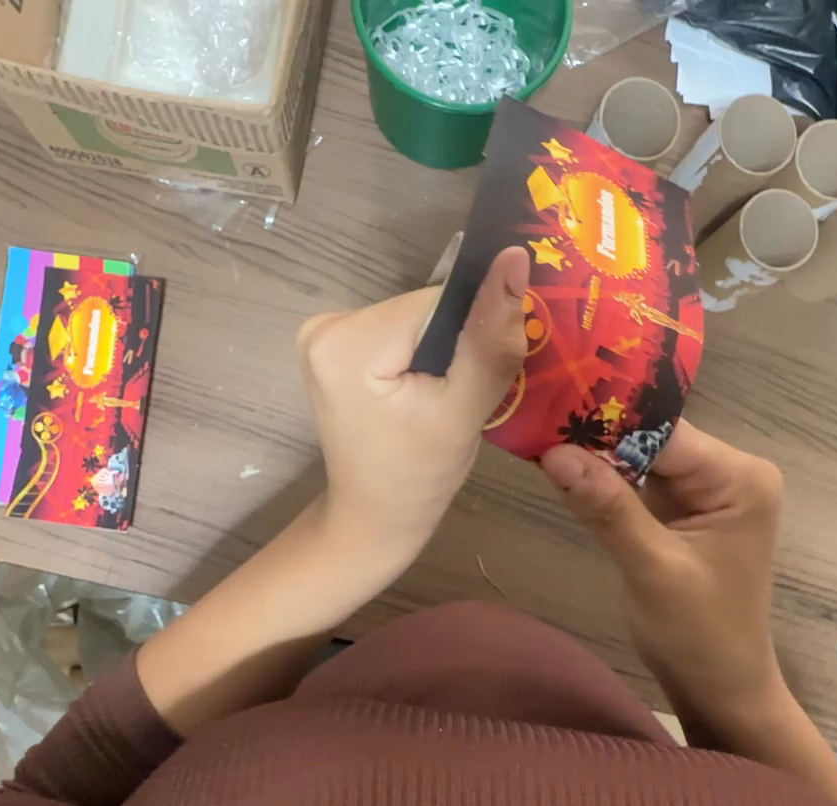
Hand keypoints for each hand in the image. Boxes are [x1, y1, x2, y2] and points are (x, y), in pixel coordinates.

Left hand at [297, 247, 528, 554]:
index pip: (438, 303)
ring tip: (436, 401)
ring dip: (436, 353)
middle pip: (423, 309)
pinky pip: (396, 331)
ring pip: (414, 318)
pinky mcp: (331, 345)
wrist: (373, 517)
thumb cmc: (418, 477)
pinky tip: (416, 395)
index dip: (469, 336)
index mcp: (347, 341)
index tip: (470, 384)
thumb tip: (514, 257)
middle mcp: (325, 324)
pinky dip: (417, 357)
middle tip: (454, 400)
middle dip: (450, 347)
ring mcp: (322, 333)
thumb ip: (489, 339)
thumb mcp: (461, 412)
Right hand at [541, 421, 789, 733]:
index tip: (547, 408)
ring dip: (594, 457)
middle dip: (595, 436)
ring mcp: (704, 490)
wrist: (718, 687)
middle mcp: (728, 472)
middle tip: (534, 420)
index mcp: (738, 477)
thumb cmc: (699, 634)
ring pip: (639, 458)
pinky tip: (563, 469)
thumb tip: (554, 453)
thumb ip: (606, 507)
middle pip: (650, 439)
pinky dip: (603, 481)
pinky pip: (636, 482)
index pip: (662, 432)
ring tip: (539, 437)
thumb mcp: (651, 568)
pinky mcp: (682, 510)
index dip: (605, 421)